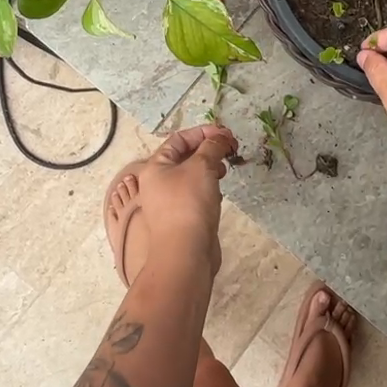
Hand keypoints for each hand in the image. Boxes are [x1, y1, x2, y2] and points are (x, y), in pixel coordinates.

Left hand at [138, 125, 236, 271]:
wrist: (185, 254)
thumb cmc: (189, 204)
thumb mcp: (202, 166)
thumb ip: (212, 146)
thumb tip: (220, 137)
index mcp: (156, 166)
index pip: (179, 139)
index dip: (203, 132)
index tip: (226, 135)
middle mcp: (158, 182)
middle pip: (185, 157)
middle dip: (209, 150)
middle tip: (230, 150)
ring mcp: (169, 202)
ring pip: (192, 176)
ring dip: (210, 169)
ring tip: (225, 170)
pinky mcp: (181, 218)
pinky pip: (196, 195)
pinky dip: (208, 189)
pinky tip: (218, 194)